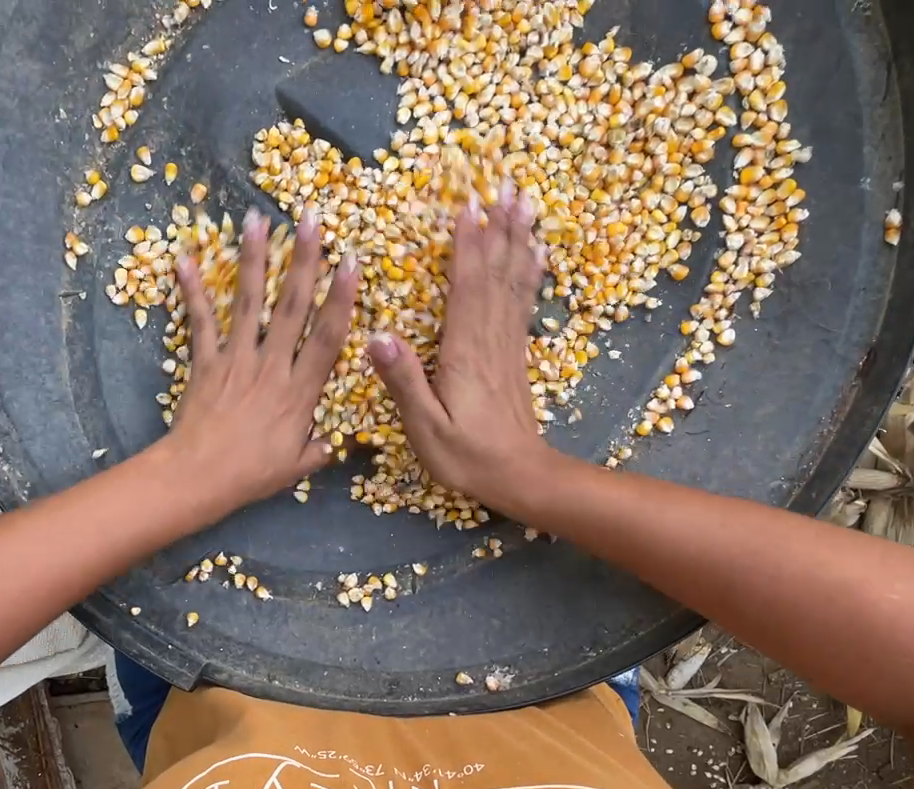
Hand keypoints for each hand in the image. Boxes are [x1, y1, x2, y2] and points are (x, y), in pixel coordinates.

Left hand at [165, 206, 359, 513]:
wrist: (200, 477)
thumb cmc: (252, 475)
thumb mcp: (297, 466)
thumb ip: (322, 447)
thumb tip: (345, 440)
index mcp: (300, 391)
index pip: (327, 337)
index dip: (341, 298)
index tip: (352, 260)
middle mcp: (271, 366)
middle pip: (292, 306)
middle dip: (303, 259)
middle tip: (309, 217)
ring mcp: (237, 360)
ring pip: (249, 302)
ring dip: (253, 258)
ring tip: (255, 218)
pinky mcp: (206, 362)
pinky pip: (200, 322)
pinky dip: (192, 291)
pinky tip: (185, 258)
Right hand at [368, 185, 557, 512]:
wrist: (519, 478)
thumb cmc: (466, 457)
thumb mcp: (425, 427)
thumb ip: (404, 381)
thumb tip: (377, 337)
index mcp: (464, 353)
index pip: (468, 289)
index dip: (468, 247)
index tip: (468, 205)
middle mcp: (490, 341)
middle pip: (497, 276)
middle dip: (501, 230)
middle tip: (507, 186)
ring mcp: (507, 347)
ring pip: (514, 284)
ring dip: (519, 242)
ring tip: (525, 204)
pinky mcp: (516, 358)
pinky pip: (524, 307)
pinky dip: (530, 276)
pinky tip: (536, 256)